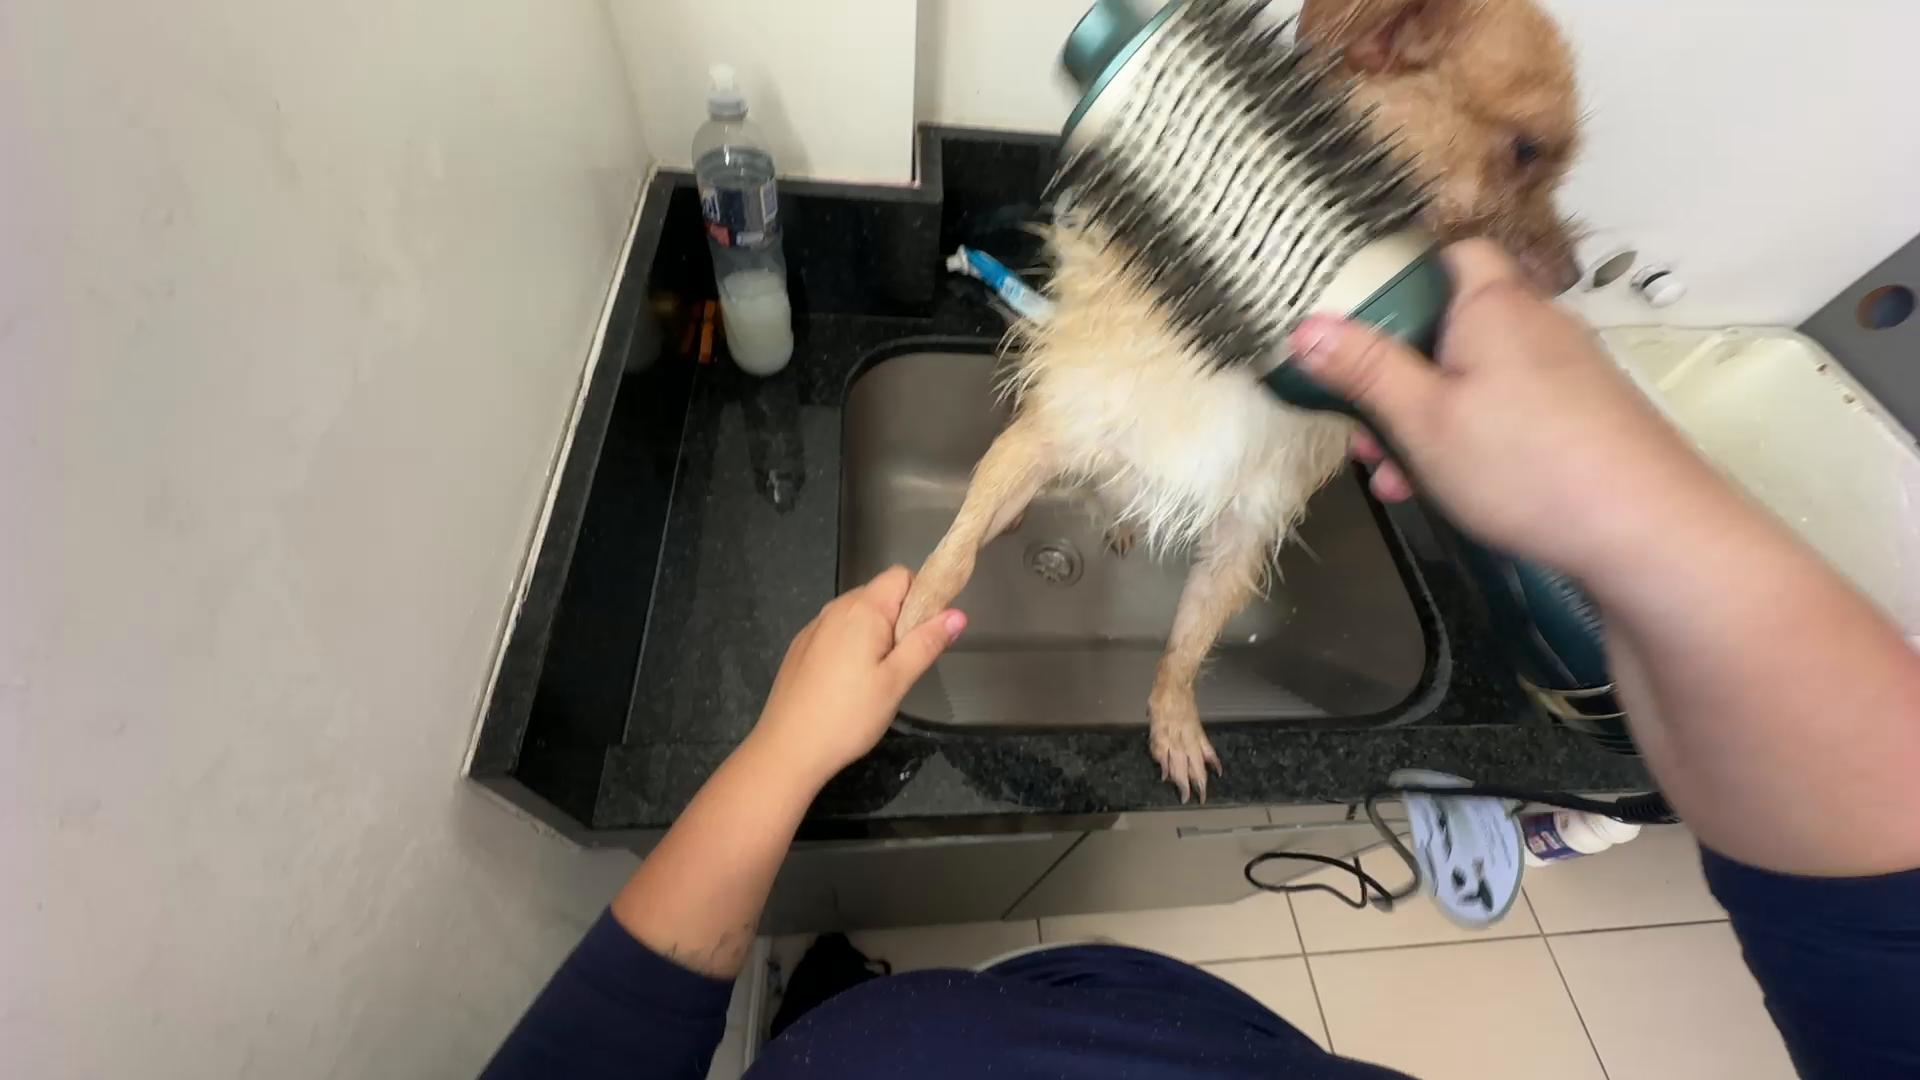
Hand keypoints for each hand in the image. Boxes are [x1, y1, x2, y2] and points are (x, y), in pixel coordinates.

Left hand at [748, 566, 966, 787]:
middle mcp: (836, 608)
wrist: (787, 749)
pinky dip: (852, 644)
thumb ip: (927, 643)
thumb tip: (958, 614)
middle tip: (905, 662)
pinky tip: (848, 683)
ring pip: (858, 614)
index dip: (921, 596)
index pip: (900, 575)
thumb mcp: (897, 681)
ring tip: (878, 677)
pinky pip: (837, 631)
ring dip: (876, 633)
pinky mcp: (801, 646)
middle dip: (900, 618)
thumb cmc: (848, 715)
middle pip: (880, 593)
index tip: (928, 631)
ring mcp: (814, 627)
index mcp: (862, 610)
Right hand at [1289, 240, 1719, 577]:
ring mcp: (1558, 372)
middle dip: (1390, 373)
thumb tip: (1305, 327)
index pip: (1451, 253)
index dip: (1400, 273)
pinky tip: (1432, 485)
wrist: (1646, 533)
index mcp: (1494, 308)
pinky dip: (1457, 436)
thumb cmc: (1520, 463)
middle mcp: (1532, 326)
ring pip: (1463, 377)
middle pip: (1444, 326)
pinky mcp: (1572, 414)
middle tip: (1357, 419)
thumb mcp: (1420, 418)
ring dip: (1415, 417)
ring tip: (1388, 471)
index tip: (1354, 314)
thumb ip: (1362, 368)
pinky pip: (1495, 409)